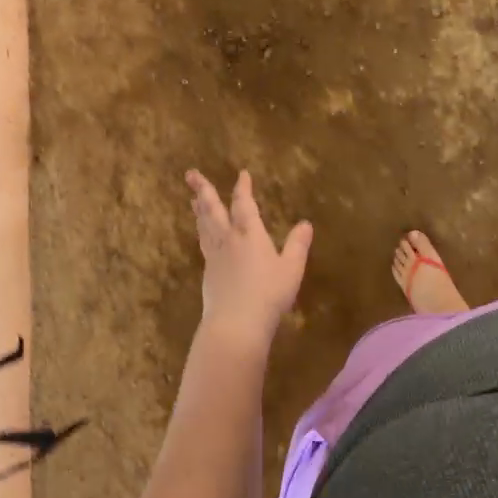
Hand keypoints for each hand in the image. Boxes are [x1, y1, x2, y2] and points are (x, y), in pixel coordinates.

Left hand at [187, 169, 312, 342]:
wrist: (235, 323)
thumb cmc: (268, 295)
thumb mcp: (291, 270)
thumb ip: (298, 245)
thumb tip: (306, 224)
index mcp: (249, 234)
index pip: (244, 204)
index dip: (242, 188)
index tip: (242, 174)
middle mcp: (228, 239)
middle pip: (212, 209)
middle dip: (204, 190)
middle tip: (191, 174)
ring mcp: (214, 256)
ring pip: (204, 225)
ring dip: (199, 209)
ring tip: (193, 199)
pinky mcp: (207, 272)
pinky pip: (203, 243)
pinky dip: (202, 231)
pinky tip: (203, 234)